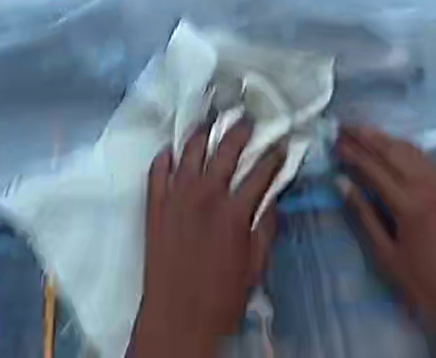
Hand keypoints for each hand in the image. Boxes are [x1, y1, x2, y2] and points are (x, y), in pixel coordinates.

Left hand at [130, 121, 286, 357]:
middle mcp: (205, 194)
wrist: (176, 319)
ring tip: (209, 120)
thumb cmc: (221, 298)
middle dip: (239, 130)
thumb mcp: (254, 268)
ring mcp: (176, 194)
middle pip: (225, 151)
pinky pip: (158, 168)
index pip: (259, 173)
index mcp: (233, 211)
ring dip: (202, 132)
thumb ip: (265, 231)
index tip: (280, 142)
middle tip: (247, 117)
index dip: (273, 155)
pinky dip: (166, 155)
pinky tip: (171, 148)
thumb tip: (274, 202)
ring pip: (190, 150)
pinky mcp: (154, 201)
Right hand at [337, 125, 435, 355]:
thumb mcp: (388, 256)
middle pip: (392, 152)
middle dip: (366, 137)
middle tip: (344, 126)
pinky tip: (397, 147)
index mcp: (409, 206)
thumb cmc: (425, 287)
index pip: (373, 168)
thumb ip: (364, 215)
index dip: (352, 153)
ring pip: (411, 152)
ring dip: (386, 138)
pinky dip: (408, 148)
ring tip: (364, 131)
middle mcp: (428, 189)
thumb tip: (341, 181)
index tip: (334, 142)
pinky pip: (428, 161)